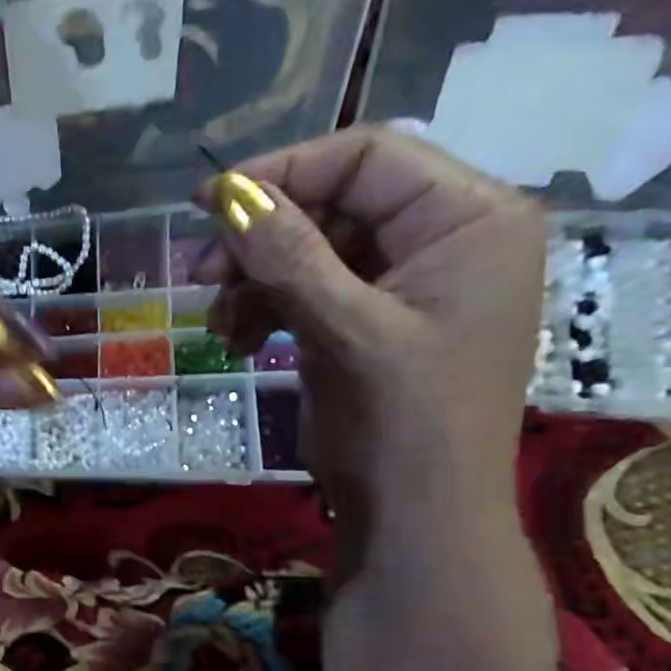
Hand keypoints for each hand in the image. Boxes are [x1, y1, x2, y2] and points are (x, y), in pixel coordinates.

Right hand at [192, 125, 546, 508]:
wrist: (414, 513)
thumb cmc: (401, 423)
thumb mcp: (346, 332)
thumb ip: (290, 256)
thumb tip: (230, 196)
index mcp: (469, 219)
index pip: (368, 157)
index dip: (284, 172)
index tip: (208, 204)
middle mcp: (444, 237)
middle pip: (333, 204)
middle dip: (260, 241)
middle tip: (201, 277)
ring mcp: (404, 282)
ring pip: (310, 250)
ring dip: (254, 282)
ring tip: (221, 327)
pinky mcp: (370, 321)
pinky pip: (307, 291)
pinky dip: (266, 309)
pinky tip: (240, 342)